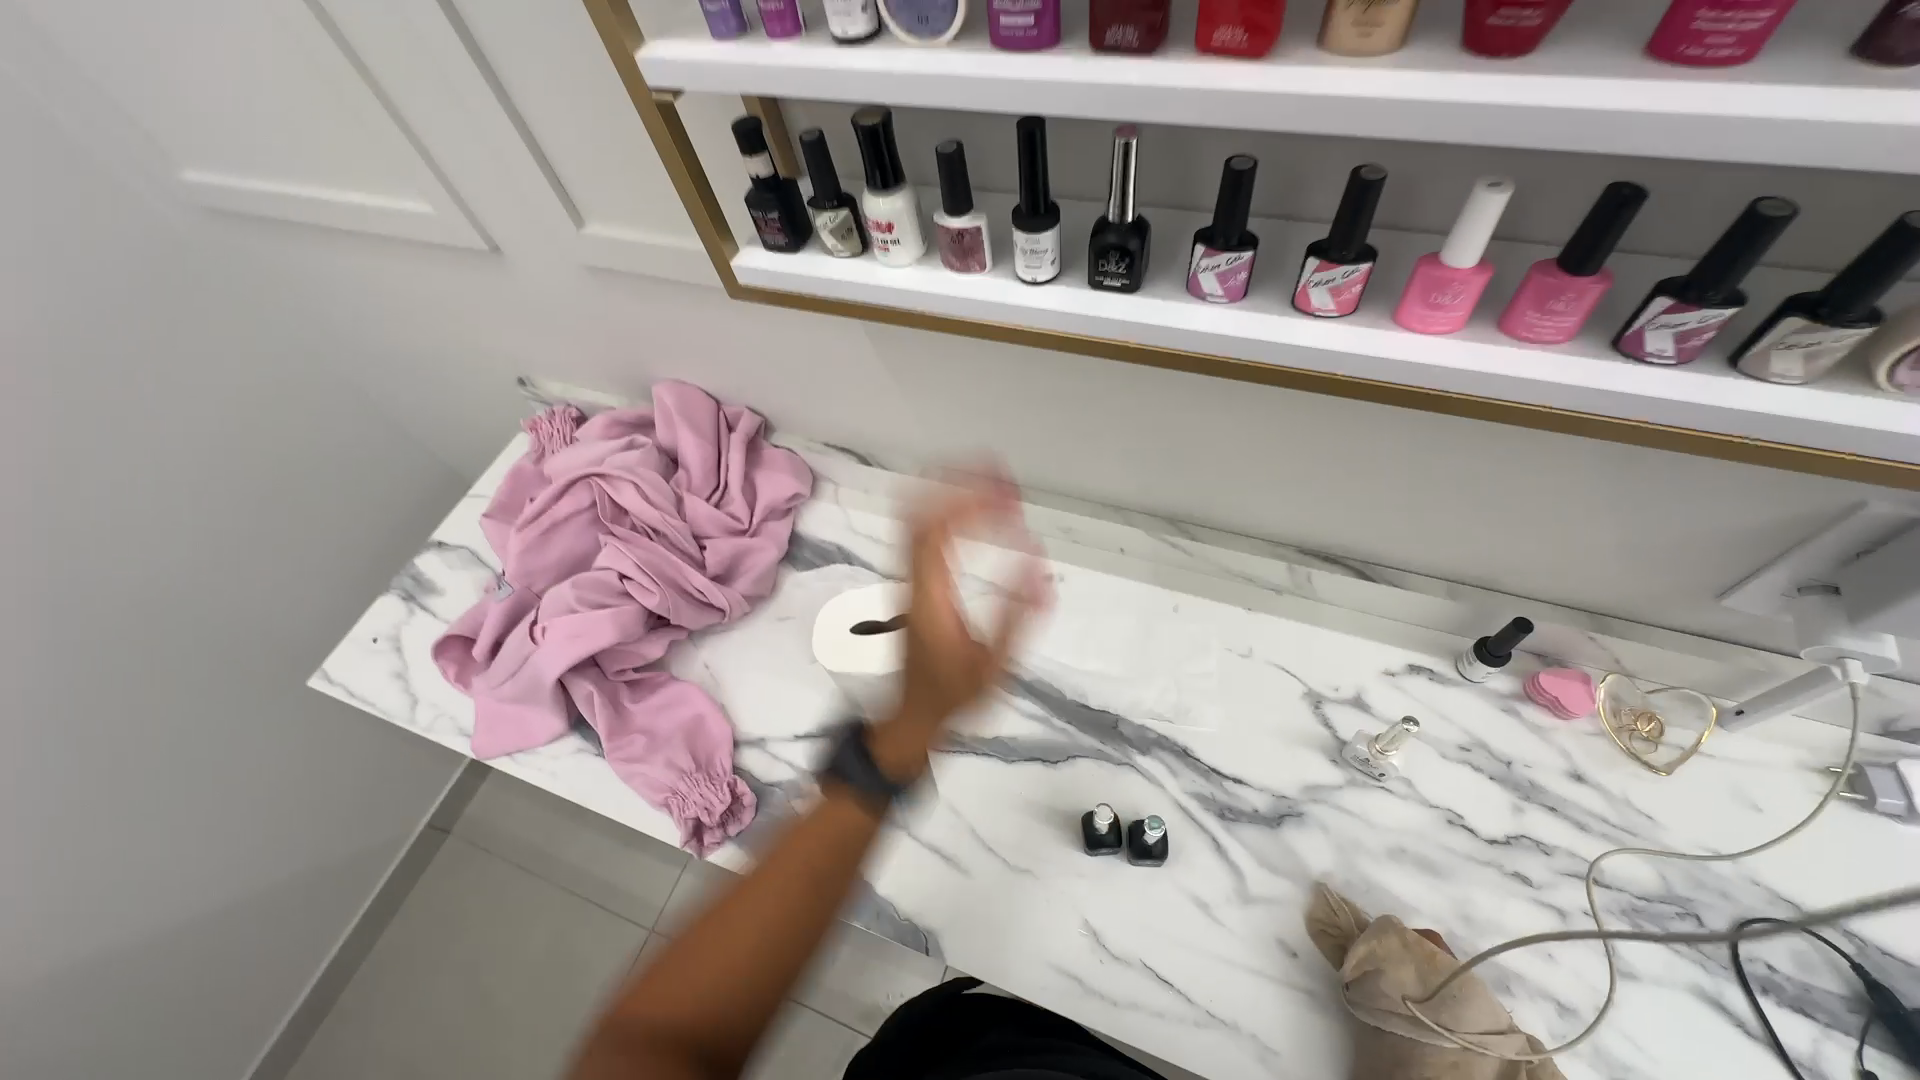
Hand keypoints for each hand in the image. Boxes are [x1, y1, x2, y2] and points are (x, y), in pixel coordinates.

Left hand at [867, 467, 1049, 781]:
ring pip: (913, 515)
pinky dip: (941, 505)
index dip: (972, 506)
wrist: (913, 714)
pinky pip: (918, 528)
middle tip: (1002, 472)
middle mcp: (911, 578)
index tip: (1012, 502)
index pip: (940, 532)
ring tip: (989, 475)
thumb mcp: (994, 665)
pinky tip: (967, 501)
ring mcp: (906, 577)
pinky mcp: (910, 579)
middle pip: (920, 511)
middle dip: (960, 482)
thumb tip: (1038, 562)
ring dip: (949, 488)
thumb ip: (1018, 616)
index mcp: (930, 596)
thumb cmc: (954, 695)